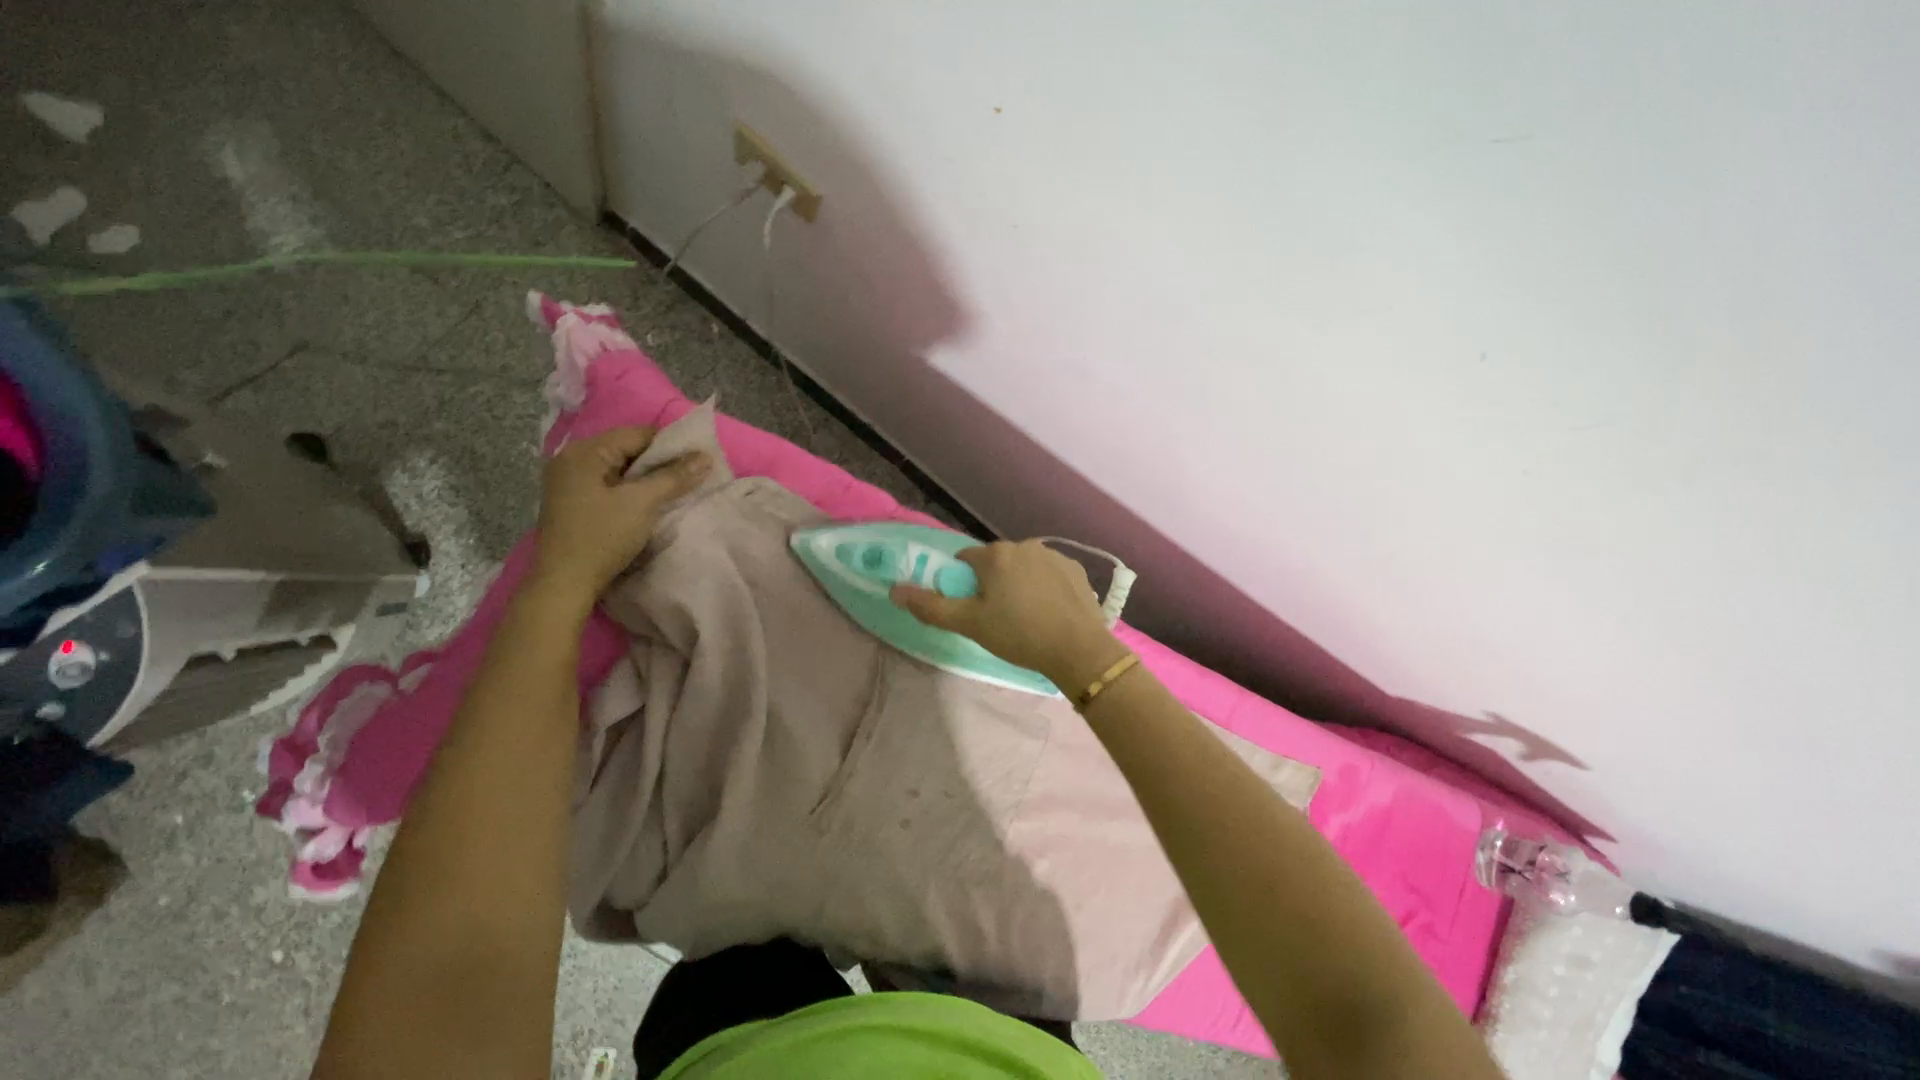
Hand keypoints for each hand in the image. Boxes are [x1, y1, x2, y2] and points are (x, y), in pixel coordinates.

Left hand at [529, 426, 711, 604]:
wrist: (565, 584)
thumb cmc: (602, 537)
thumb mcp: (642, 503)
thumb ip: (674, 477)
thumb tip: (706, 456)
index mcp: (584, 452)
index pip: (636, 434)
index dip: (670, 444)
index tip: (697, 460)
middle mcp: (571, 459)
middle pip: (626, 450)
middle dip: (658, 462)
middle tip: (690, 476)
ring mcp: (568, 482)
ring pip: (618, 469)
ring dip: (645, 478)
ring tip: (674, 490)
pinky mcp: (571, 502)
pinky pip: (607, 485)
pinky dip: (629, 490)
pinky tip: (647, 503)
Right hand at [890, 539, 1127, 688]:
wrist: (1078, 650)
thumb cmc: (1018, 635)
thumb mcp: (969, 625)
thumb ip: (930, 606)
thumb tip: (895, 590)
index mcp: (995, 555)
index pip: (965, 561)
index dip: (963, 584)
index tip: (971, 609)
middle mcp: (1024, 545)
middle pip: (995, 563)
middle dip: (991, 584)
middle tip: (997, 618)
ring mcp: (1053, 555)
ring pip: (1023, 567)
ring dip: (1019, 584)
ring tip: (1026, 618)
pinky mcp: (1076, 569)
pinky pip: (1049, 574)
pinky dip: (1044, 588)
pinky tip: (1049, 613)